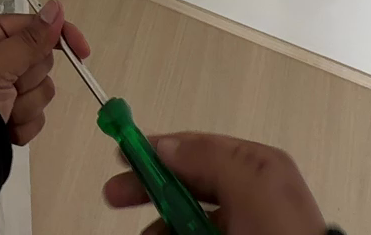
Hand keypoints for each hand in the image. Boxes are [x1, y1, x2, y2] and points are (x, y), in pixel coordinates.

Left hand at [0, 0, 91, 145]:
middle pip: (41, 59)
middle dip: (29, 79)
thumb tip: (57, 8)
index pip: (34, 25)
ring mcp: (4, 84)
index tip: (81, 51)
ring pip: (42, 89)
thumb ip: (31, 39)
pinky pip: (36, 114)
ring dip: (25, 104)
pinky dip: (23, 124)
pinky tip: (5, 126)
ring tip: (3, 111)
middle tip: (9, 87)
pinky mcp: (11, 112)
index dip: (59, 36)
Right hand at [103, 132, 325, 233]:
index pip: (196, 147)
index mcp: (257, 168)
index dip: (156, 150)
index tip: (121, 158)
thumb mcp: (249, 186)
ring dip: (158, 226)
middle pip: (186, 183)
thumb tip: (164, 144)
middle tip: (112, 197)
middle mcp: (249, 196)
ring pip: (187, 220)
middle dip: (149, 188)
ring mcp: (243, 230)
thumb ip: (207, 157)